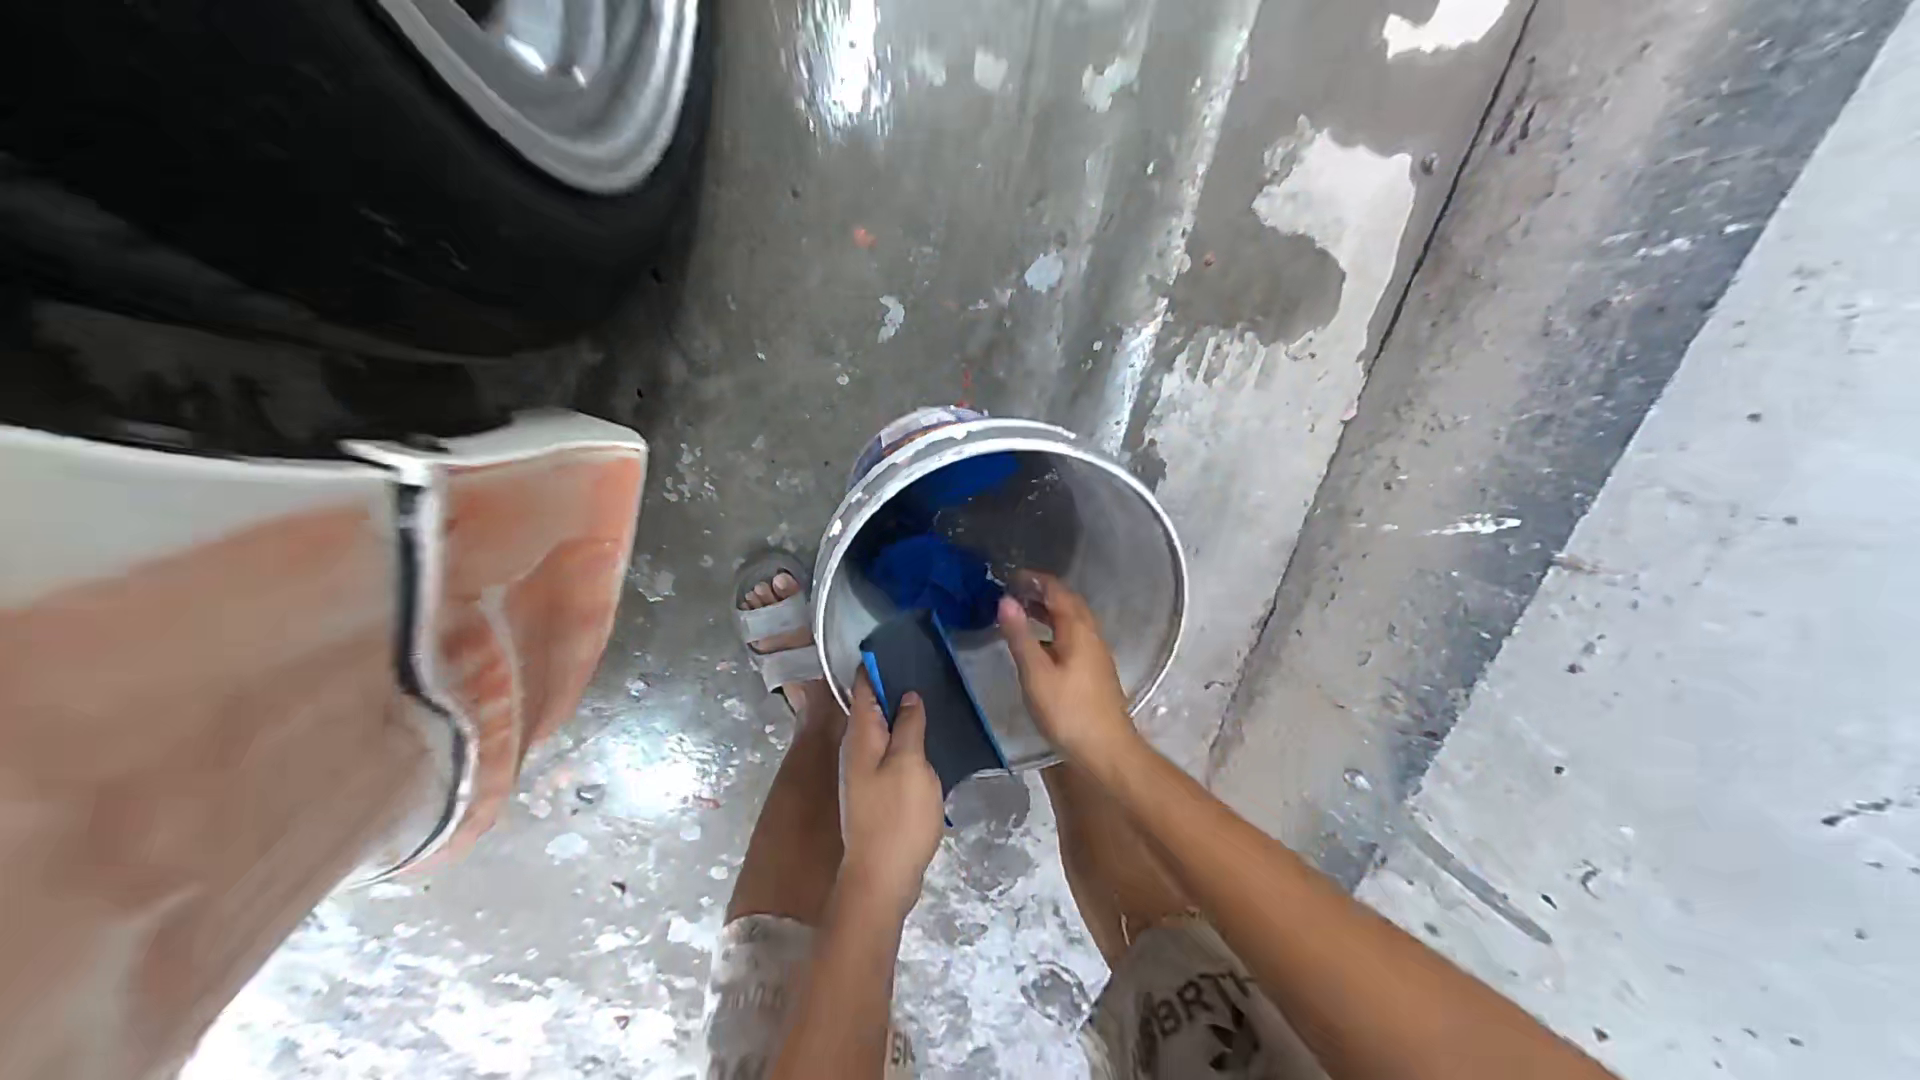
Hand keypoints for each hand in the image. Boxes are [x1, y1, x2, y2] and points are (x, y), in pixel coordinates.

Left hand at [838, 671, 945, 918]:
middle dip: (894, 685)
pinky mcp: (878, 790)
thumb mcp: (910, 763)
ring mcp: (866, 771)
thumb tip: (908, 695)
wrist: (883, 877)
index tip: (899, 644)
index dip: (876, 664)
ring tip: (933, 694)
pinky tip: (930, 736)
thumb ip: (909, 726)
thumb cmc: (897, 816)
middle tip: (927, 664)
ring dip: (903, 712)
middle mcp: (858, 748)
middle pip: (872, 706)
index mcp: (861, 735)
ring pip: (884, 729)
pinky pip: (892, 751)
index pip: (863, 687)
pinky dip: (907, 738)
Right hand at [997, 574, 1140, 765]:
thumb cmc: (1068, 711)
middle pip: (1068, 603)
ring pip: (1072, 621)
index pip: (1058, 591)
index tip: (1011, 576)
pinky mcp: (1095, 671)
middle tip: (1014, 591)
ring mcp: (1096, 654)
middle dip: (1042, 592)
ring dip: (1048, 611)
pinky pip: (1073, 637)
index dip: (1035, 580)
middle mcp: (1091, 635)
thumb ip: (1020, 636)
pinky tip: (1039, 645)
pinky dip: (1054, 630)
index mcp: (1078, 630)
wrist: (1107, 750)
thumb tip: (1005, 601)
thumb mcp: (1036, 673)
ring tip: (1022, 612)